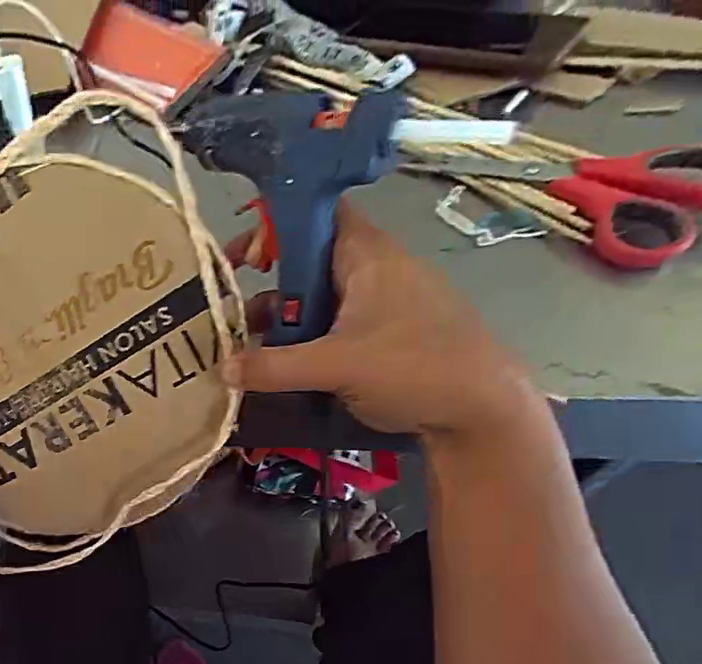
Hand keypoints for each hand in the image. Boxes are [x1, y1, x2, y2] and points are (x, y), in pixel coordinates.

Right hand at [224, 197, 543, 442]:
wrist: (478, 409)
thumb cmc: (414, 366)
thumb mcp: (336, 366)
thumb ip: (275, 367)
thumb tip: (223, 369)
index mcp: (367, 256)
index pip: (317, 215)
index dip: (275, 226)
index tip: (241, 260)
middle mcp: (371, 272)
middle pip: (309, 262)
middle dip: (268, 284)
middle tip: (234, 311)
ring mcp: (377, 307)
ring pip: (317, 300)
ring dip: (283, 321)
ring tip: (249, 348)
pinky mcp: (380, 338)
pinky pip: (330, 329)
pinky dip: (303, 343)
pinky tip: (281, 368)